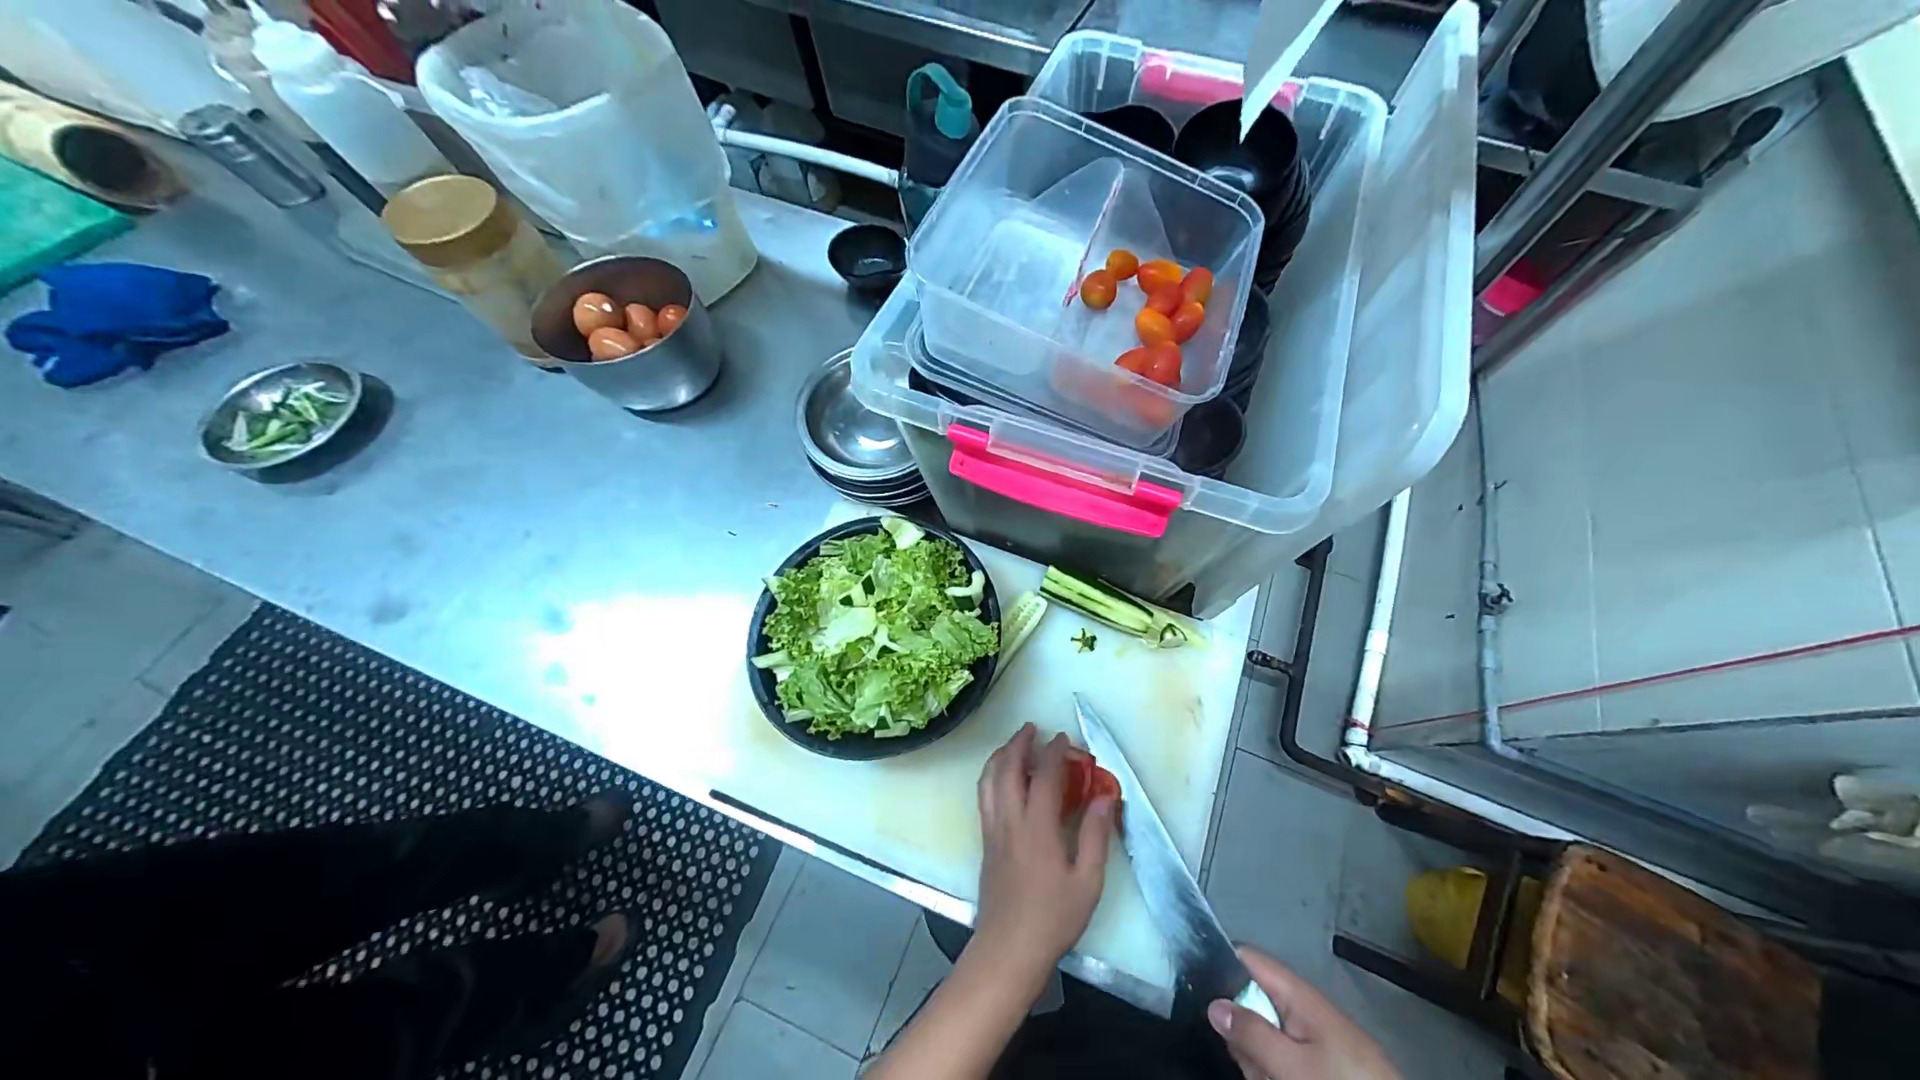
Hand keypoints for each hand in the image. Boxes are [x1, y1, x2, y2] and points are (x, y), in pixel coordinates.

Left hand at [971, 724, 1114, 983]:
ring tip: (1014, 744)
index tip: (1066, 739)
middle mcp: (1010, 820)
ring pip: (989, 779)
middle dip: (1020, 742)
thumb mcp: (1088, 880)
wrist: (1009, 948)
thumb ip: (1096, 834)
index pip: (1045, 775)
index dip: (1056, 752)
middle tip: (1033, 728)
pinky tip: (1001, 778)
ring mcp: (993, 830)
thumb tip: (1104, 796)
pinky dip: (991, 775)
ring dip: (1001, 755)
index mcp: (1037, 827)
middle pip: (1008, 768)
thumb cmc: (1053, 917)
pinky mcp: (985, 841)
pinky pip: (983, 796)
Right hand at [1209, 947, 1402, 1079]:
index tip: (1201, 992)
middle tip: (1250, 1062)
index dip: (1221, 967)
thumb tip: (1214, 1004)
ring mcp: (1317, 1036)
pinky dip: (1277, 1072)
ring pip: (1266, 1033)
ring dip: (1259, 1059)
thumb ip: (1252, 1034)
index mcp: (1298, 994)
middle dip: (1241, 1030)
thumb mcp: (1293, 1067)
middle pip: (1251, 999)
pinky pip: (1285, 1054)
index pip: (1248, 958)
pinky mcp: (1325, 1062)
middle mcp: (1306, 1007)